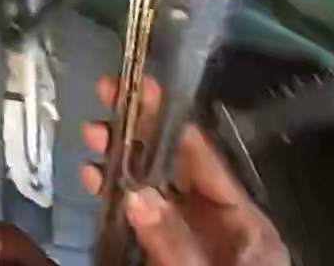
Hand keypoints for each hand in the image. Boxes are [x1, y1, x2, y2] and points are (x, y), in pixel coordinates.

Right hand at [81, 78, 288, 265]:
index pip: (201, 154)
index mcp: (243, 224)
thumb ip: (176, 245)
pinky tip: (94, 182)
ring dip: (119, 157)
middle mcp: (216, 224)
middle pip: (172, 163)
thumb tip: (136, 192)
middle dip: (134, 130)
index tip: (135, 84)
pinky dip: (116, 194)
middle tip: (102, 101)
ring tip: (90, 141)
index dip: (167, 115)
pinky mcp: (165, 258)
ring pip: (151, 185)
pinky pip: (140, 217)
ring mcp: (190, 241)